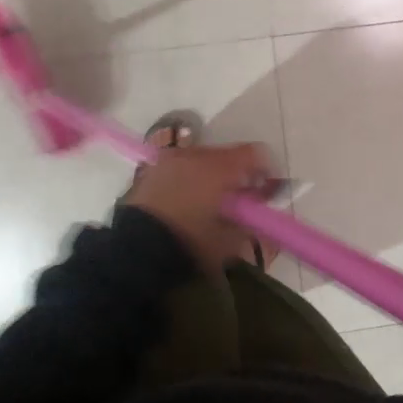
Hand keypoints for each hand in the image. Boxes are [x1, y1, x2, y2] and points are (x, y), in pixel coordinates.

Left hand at [124, 144, 273, 271]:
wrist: (136, 248)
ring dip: (212, 174)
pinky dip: (190, 178)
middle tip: (239, 198)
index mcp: (218, 168)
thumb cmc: (189, 243)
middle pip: (226, 155)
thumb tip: (259, 210)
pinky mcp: (151, 171)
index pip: (253, 154)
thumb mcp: (228, 241)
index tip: (267, 189)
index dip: (265, 169)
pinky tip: (188, 200)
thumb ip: (251, 222)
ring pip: (201, 160)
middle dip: (237, 173)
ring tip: (211, 201)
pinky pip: (180, 168)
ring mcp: (169, 160)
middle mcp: (194, 155)